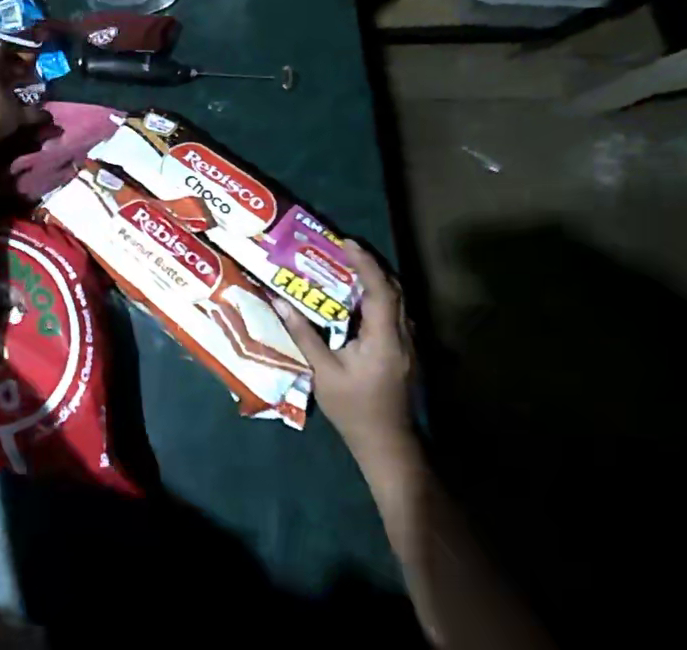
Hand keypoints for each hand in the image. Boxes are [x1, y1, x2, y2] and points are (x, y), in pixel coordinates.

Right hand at [274, 242, 415, 454]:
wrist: (386, 443)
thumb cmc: (353, 407)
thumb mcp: (323, 371)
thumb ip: (304, 334)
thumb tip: (279, 301)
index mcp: (384, 338)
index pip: (380, 290)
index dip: (365, 263)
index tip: (346, 242)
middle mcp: (402, 336)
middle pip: (394, 290)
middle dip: (370, 265)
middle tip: (343, 249)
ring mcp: (407, 344)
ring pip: (397, 301)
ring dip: (375, 280)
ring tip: (347, 267)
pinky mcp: (403, 351)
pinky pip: (394, 313)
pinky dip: (377, 297)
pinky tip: (356, 299)